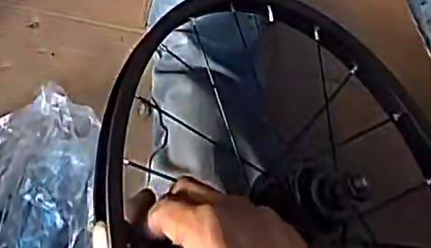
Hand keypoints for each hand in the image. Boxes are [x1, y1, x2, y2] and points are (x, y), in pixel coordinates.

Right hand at [133, 178, 308, 247]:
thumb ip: (178, 244)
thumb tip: (164, 240)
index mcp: (207, 224)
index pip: (161, 209)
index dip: (149, 223)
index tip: (147, 233)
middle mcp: (232, 208)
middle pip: (187, 188)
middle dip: (173, 206)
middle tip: (167, 233)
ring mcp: (260, 213)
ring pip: (219, 198)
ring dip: (204, 213)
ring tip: (201, 242)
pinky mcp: (284, 226)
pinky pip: (249, 214)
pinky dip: (234, 224)